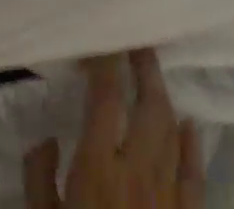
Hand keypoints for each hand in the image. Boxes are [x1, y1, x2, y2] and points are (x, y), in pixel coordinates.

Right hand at [24, 49, 202, 207]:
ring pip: (172, 133)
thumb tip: (45, 140)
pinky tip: (190, 125)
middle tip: (139, 42)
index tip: (103, 42)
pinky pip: (194, 173)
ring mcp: (167, 192)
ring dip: (164, 99)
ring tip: (154, 74)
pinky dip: (193, 145)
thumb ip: (39, 176)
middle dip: (145, 70)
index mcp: (98, 166)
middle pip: (149, 108)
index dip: (106, 66)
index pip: (106, 101)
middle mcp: (137, 170)